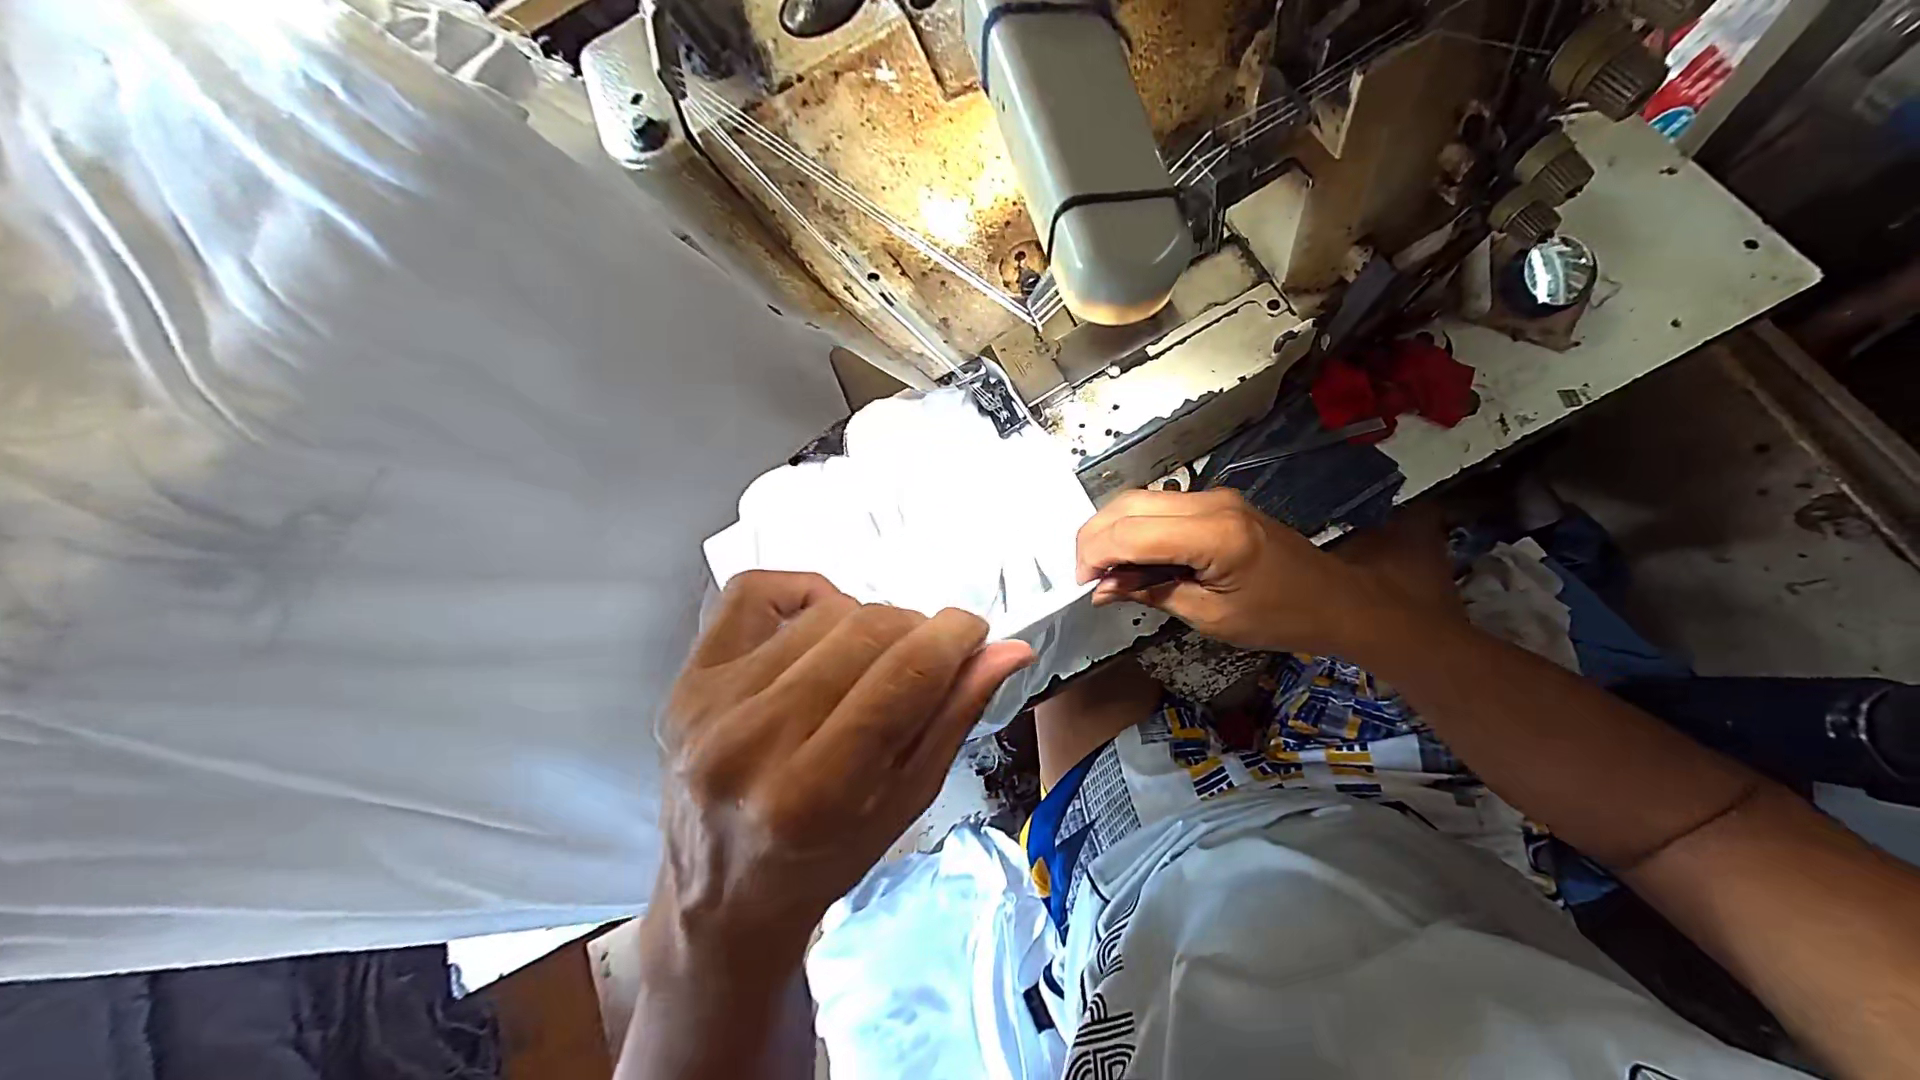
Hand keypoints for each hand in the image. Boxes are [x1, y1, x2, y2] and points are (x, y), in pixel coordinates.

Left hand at [650, 571, 1034, 968]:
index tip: (974, 632)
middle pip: (867, 630)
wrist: (722, 892)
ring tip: (873, 659)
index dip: (955, 636)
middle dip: (917, 628)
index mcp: (815, 792)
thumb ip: (955, 716)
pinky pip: (755, 590)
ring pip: (824, 611)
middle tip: (928, 653)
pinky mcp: (687, 677)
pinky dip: (804, 592)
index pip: (906, 673)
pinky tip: (823, 622)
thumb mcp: (905, 802)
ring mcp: (711, 702)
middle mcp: (754, 739)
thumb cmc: (825, 861)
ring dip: (868, 622)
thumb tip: (1008, 649)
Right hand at [1074, 489, 1454, 655]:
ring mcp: (1213, 497)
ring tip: (1102, 567)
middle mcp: (1210, 503)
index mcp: (1213, 535)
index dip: (1096, 555)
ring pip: (1138, 498)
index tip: (1082, 585)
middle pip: (1127, 504)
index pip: (1131, 532)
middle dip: (1094, 537)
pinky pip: (1158, 505)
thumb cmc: (1279, 618)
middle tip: (1084, 575)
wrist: (1337, 600)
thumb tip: (1102, 587)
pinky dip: (1133, 527)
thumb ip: (1151, 592)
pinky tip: (1129, 555)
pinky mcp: (1214, 502)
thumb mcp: (1209, 617)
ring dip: (1110, 529)